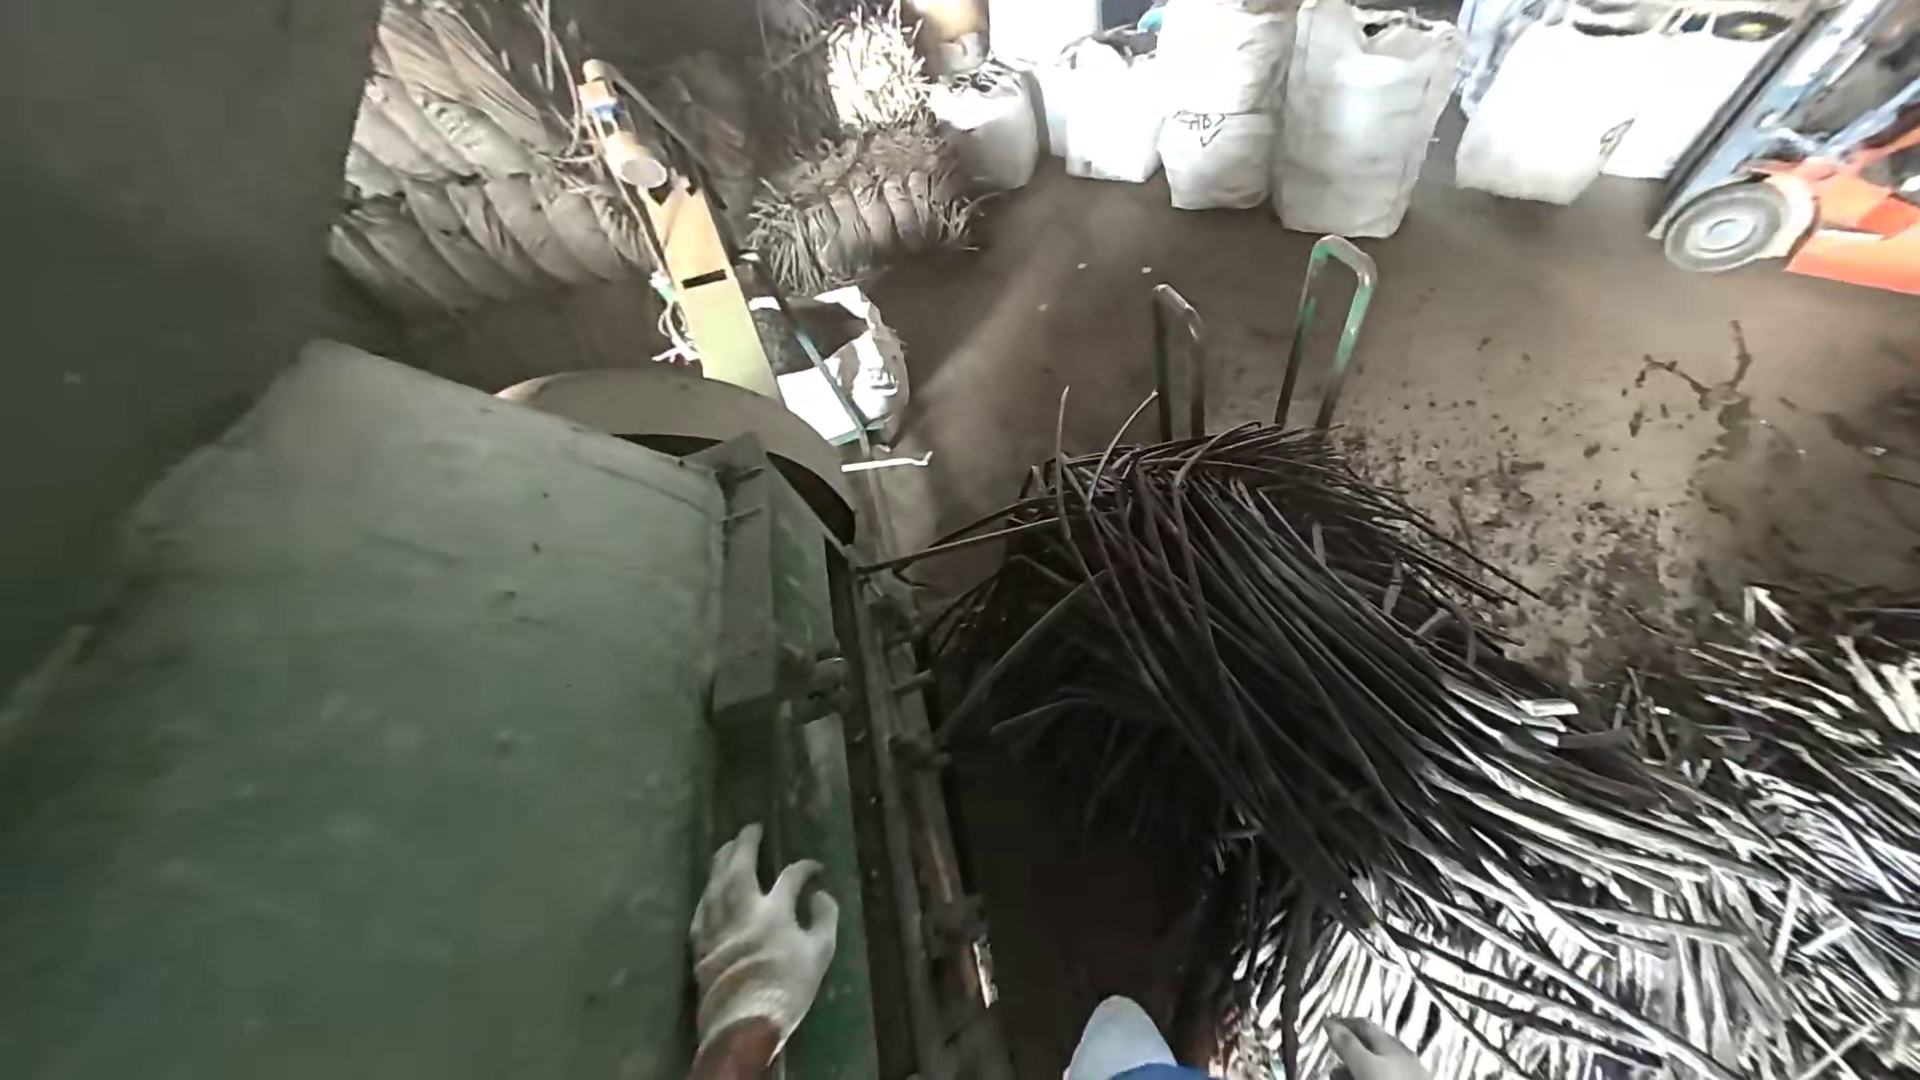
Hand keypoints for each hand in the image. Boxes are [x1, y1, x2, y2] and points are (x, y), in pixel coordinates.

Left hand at [690, 823, 838, 1058]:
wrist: (744, 1028)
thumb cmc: (786, 988)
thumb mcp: (820, 954)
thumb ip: (825, 919)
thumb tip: (821, 895)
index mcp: (773, 910)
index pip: (791, 876)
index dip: (805, 868)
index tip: (815, 868)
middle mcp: (742, 909)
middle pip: (740, 866)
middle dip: (746, 843)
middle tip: (751, 828)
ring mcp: (717, 926)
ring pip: (716, 884)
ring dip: (722, 862)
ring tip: (727, 847)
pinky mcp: (700, 946)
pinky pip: (701, 910)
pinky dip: (707, 894)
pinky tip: (710, 888)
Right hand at [1324, 1018, 1429, 1079]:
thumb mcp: (1364, 1065)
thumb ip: (1346, 1043)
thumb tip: (1329, 1022)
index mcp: (1393, 1045)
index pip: (1363, 1024)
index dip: (1342, 1023)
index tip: (1324, 1027)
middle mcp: (1403, 1058)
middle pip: (1370, 1047)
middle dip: (1348, 1050)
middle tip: (1331, 1056)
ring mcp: (1409, 1079)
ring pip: (1377, 1068)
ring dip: (1355, 1069)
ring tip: (1338, 1076)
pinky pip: (1384, 1078)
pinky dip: (1368, 1077)